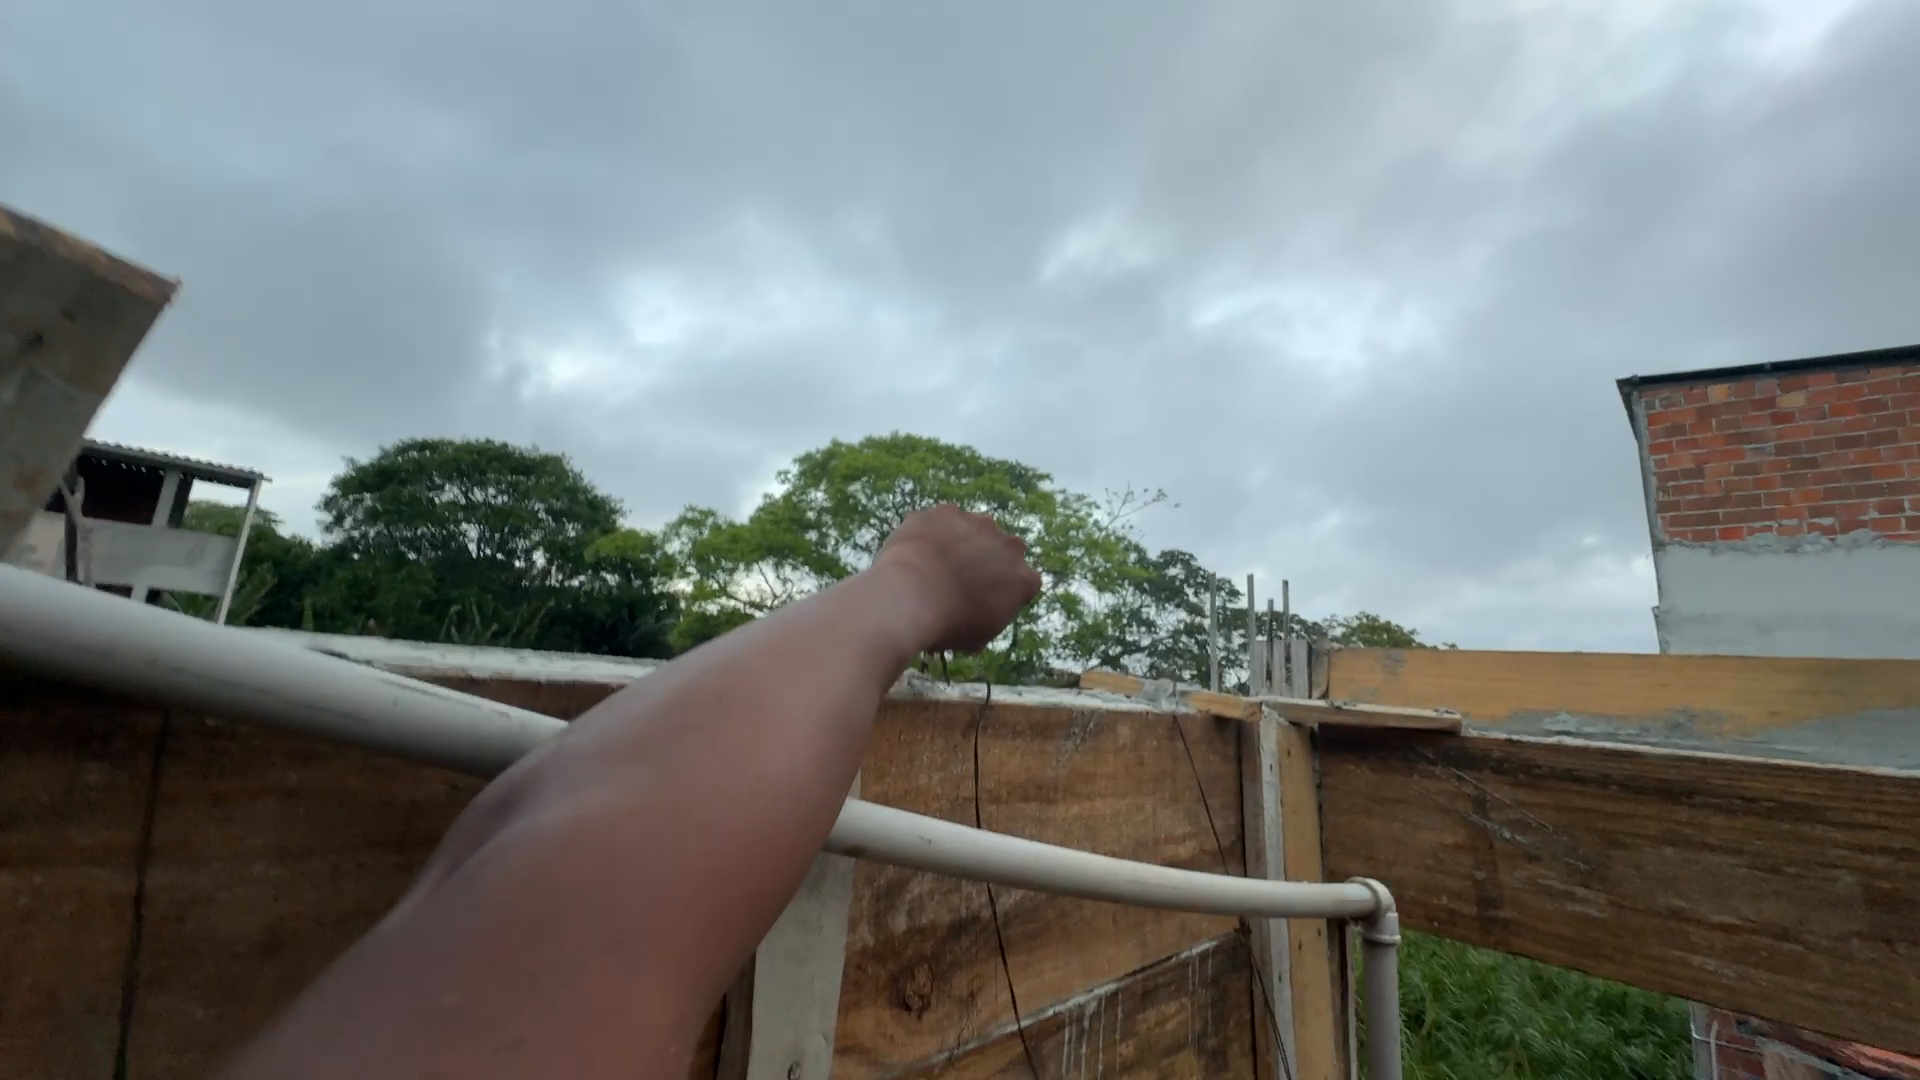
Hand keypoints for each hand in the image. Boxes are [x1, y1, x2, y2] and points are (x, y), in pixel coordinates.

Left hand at [872, 504, 1043, 653]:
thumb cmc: (949, 625)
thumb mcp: (978, 637)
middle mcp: (1008, 545)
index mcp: (1023, 579)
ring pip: (973, 529)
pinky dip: (932, 532)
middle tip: (962, 576)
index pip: (1025, 581)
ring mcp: (977, 523)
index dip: (1005, 589)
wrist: (912, 596)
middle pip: (1004, 549)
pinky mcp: (946, 511)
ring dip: (961, 540)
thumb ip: (989, 617)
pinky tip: (916, 549)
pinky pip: (941, 521)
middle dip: (987, 558)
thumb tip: (979, 615)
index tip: (986, 598)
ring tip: (934, 561)